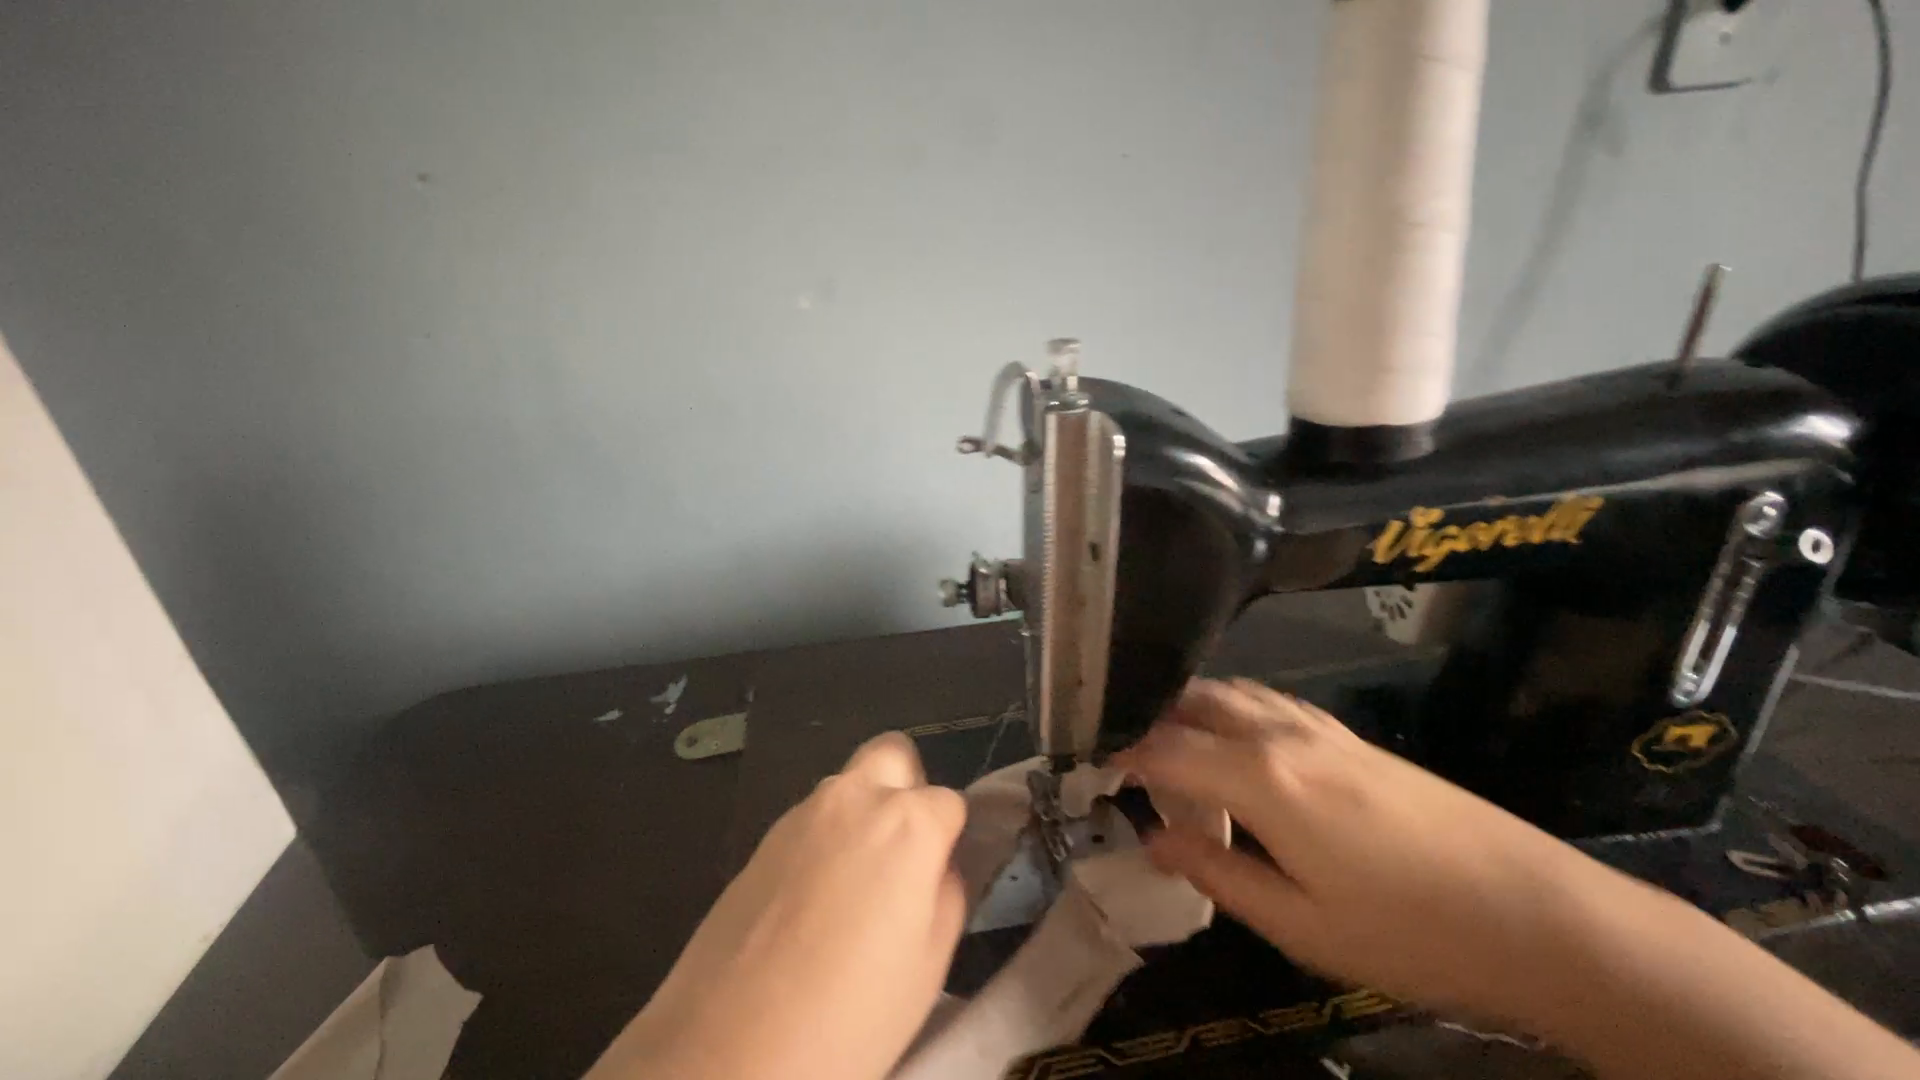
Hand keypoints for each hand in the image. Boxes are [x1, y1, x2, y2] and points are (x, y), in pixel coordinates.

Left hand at [589, 732, 967, 1079]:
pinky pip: (809, 821)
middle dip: (907, 789)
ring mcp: (799, 815)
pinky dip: (823, 841)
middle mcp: (853, 799)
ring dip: (862, 815)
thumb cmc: (852, 1014)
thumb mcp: (930, 964)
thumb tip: (937, 867)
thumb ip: (947, 893)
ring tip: (853, 890)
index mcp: (907, 823)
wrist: (728, 1051)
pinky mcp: (759, 841)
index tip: (940, 877)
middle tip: (904, 854)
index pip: (949, 801)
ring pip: (847, 787)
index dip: (951, 838)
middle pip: (892, 755)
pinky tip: (812, 904)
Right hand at [1113, 678, 1626, 1022]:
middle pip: (1197, 703)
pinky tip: (1233, 741)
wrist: (1541, 917)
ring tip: (1163, 741)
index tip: (1088, 767)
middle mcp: (1285, 735)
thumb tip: (1152, 839)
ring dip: (1189, 708)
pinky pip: (1271, 703)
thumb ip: (1215, 872)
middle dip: (1149, 719)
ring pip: (1235, 694)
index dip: (1121, 755)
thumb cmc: (1410, 934)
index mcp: (1263, 778)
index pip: (1166, 750)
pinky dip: (1232, 710)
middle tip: (1118, 753)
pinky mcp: (1355, 738)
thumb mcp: (1298, 925)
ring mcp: (1325, 730)